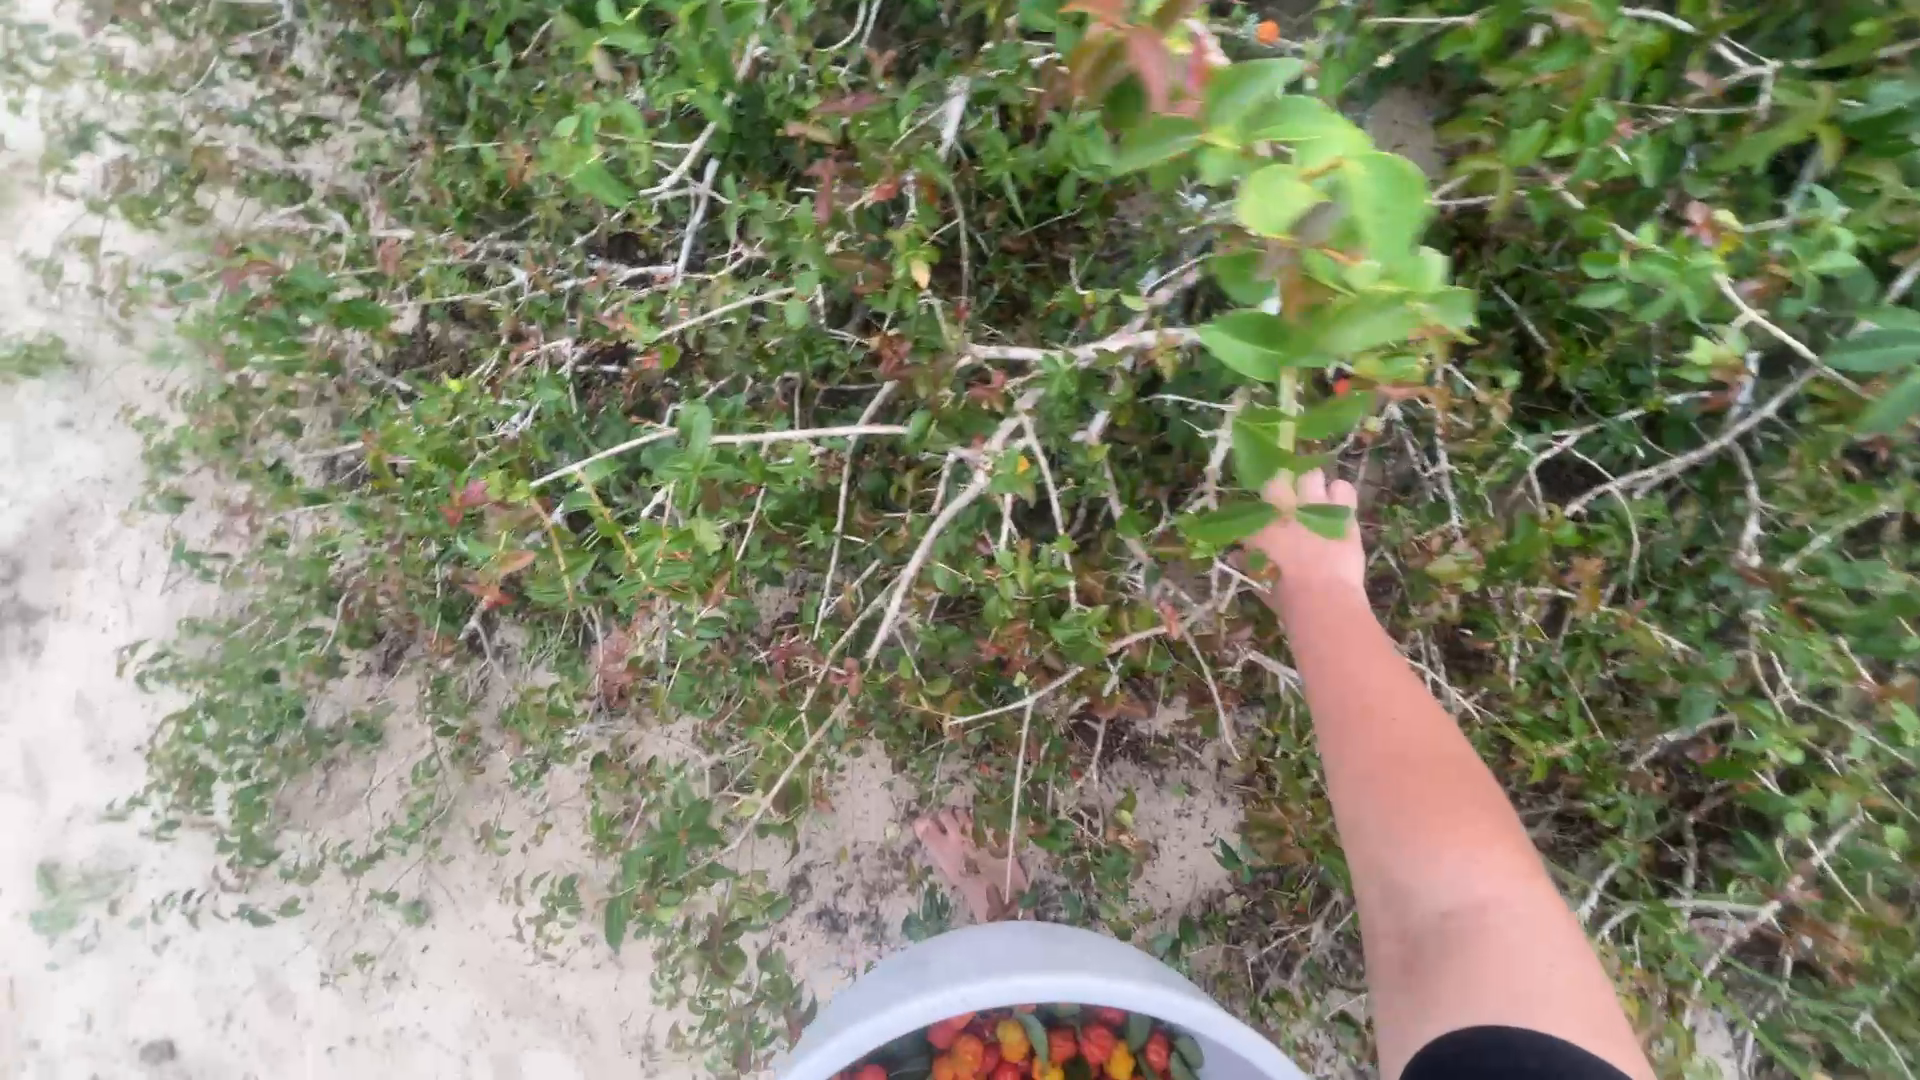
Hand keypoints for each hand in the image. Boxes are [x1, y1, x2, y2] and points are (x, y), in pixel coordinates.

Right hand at [1244, 469, 1364, 614]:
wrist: (1325, 599)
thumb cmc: (1288, 598)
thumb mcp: (1262, 583)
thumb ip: (1250, 564)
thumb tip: (1237, 554)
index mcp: (1261, 528)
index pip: (1251, 510)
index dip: (1256, 514)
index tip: (1259, 522)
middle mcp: (1285, 511)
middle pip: (1278, 481)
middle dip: (1281, 489)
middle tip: (1288, 503)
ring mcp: (1315, 508)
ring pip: (1312, 476)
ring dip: (1312, 486)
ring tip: (1315, 499)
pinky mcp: (1343, 513)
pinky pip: (1342, 488)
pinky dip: (1339, 493)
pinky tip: (1337, 504)